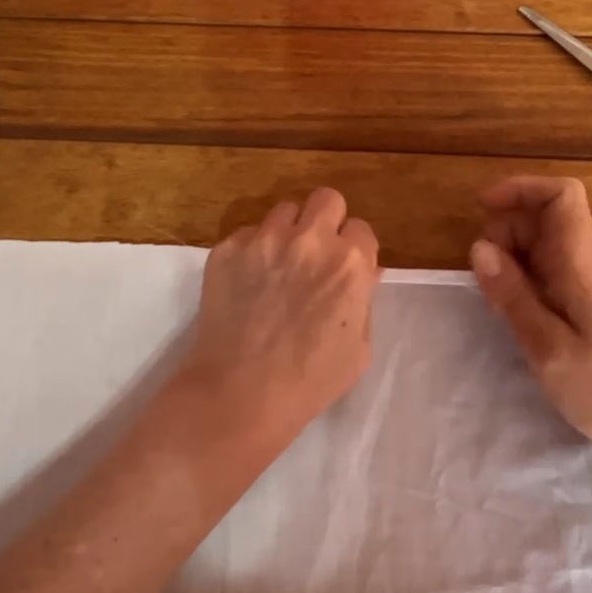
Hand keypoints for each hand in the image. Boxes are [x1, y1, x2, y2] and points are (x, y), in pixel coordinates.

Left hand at [177, 188, 381, 448]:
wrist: (239, 393)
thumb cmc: (309, 382)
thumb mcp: (359, 348)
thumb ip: (364, 299)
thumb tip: (363, 270)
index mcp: (350, 262)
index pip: (361, 228)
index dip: (353, 249)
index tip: (343, 268)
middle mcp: (310, 239)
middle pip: (327, 199)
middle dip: (326, 220)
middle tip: (315, 251)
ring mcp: (265, 239)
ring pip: (284, 210)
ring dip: (287, 231)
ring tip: (277, 265)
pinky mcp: (228, 248)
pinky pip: (247, 234)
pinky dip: (252, 252)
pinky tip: (247, 283)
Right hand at [469, 176, 591, 453]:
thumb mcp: (546, 347)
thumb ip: (512, 295)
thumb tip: (480, 247)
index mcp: (580, 265)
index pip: (561, 196)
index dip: (521, 188)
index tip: (483, 206)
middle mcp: (583, 264)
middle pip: (542, 216)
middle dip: (504, 227)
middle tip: (484, 271)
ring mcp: (582, 283)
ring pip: (539, 242)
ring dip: (508, 254)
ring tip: (494, 295)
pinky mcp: (579, 303)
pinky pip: (542, 269)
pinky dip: (518, 276)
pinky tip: (509, 308)